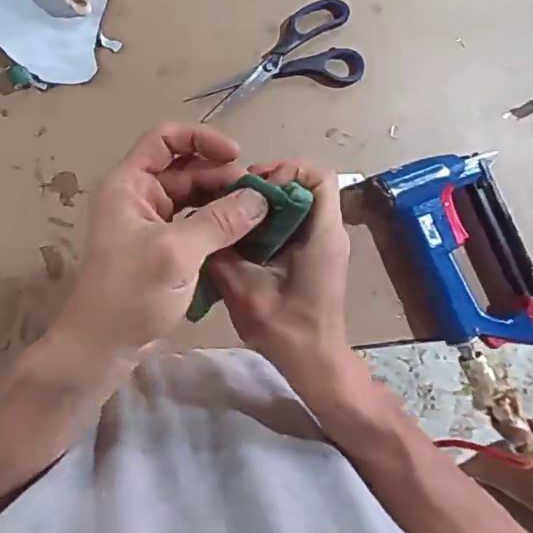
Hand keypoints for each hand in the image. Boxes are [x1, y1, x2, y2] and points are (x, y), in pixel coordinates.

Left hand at [52, 123, 270, 357]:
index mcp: (129, 184)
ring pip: (193, 196)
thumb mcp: (176, 252)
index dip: (201, 138)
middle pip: (185, 168)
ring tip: (258, 212)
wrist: (102, 346)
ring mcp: (151, 223)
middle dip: (221, 175)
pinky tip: (244, 232)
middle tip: (258, 194)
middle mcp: (139, 196)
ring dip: (223, 200)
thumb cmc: (129, 293)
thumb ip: (219, 221)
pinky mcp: (164, 247)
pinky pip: (195, 222)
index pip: (165, 138)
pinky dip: (218, 223)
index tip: (236, 155)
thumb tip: (259, 198)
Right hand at [206, 158, 351, 377]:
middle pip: (307, 183)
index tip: (253, 187)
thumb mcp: (243, 290)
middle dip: (271, 181)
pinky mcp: (315, 254)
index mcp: (322, 234)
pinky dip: (271, 219)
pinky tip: (244, 235)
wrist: (313, 363)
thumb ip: (222, 254)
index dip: (286, 170)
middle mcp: (329, 231)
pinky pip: (296, 220)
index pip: (318, 176)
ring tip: (236, 213)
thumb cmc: (286, 329)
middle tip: (237, 197)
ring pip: (300, 200)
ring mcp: (324, 242)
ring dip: (268, 201)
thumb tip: (203, 225)